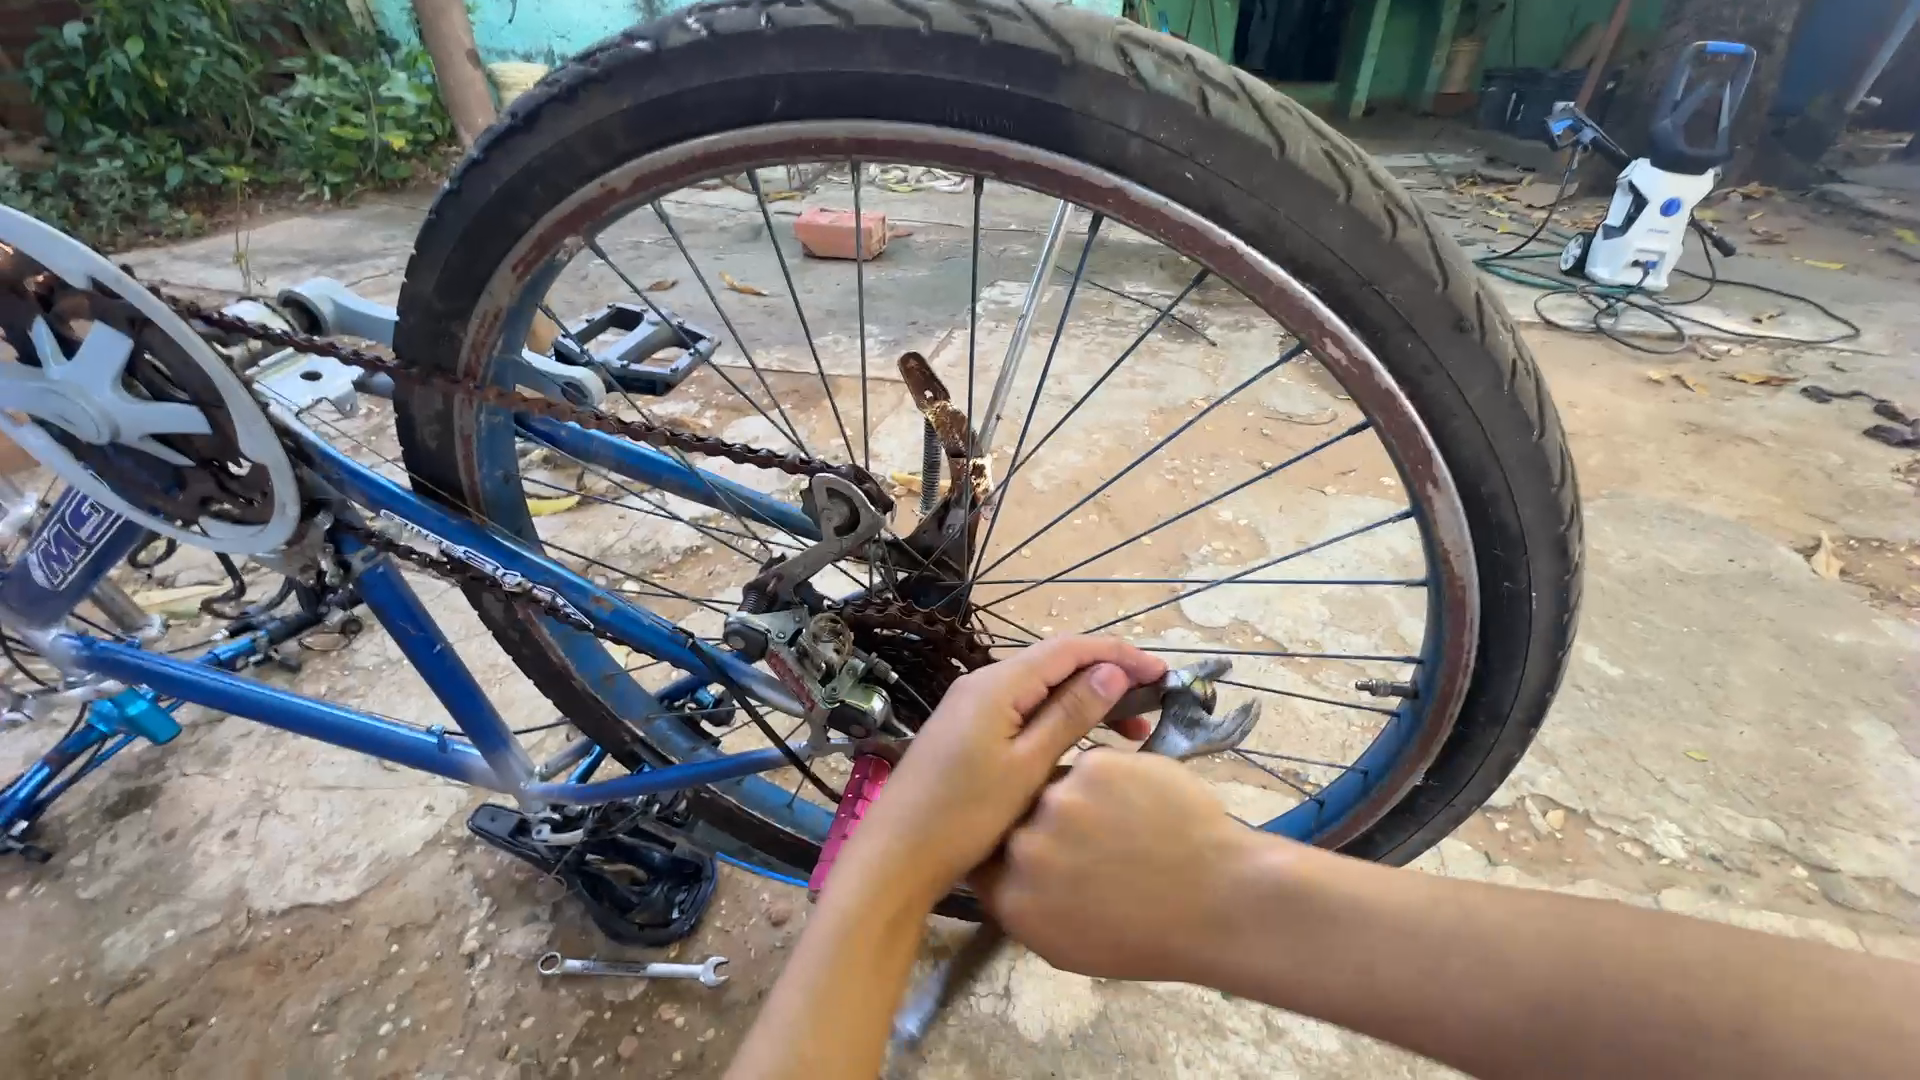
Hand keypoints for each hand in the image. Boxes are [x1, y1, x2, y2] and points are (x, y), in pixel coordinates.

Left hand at [836, 636, 1165, 904]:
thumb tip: (1112, 671)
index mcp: (998, 683)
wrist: (898, 853)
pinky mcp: (967, 729)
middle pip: (1055, 664)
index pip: (1069, 649)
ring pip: (1039, 687)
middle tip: (1151, 709)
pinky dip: (1057, 715)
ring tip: (1128, 729)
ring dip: (1084, 699)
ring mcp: (971, 705)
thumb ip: (1070, 714)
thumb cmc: (966, 814)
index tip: (1162, 672)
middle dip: (1106, 677)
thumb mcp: (1028, 766)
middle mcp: (983, 682)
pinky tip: (1079, 739)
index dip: (1118, 655)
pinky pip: (1021, 707)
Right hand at [974, 748, 1288, 982]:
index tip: (1024, 850)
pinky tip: (1137, 802)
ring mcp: (1059, 798)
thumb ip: (1025, 904)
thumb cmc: (1147, 935)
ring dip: (1073, 795)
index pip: (982, 859)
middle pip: (1013, 816)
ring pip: (1051, 783)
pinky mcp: (1096, 764)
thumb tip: (1007, 874)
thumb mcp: (1066, 945)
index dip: (1002, 851)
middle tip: (1080, 832)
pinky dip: (1110, 780)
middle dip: (1039, 821)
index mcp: (1013, 895)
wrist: (1220, 904)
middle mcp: (1024, 845)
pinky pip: (1091, 765)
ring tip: (1116, 818)